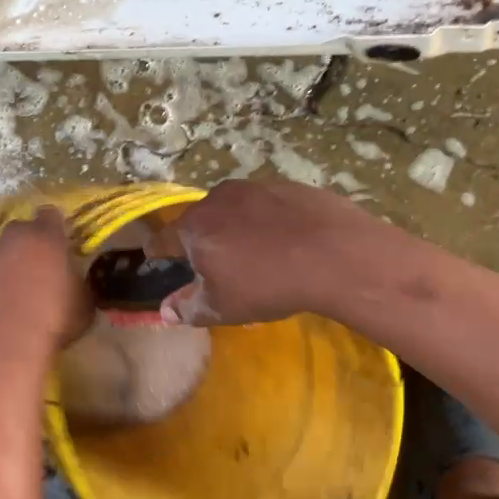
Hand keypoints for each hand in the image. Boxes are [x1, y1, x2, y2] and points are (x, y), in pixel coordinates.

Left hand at [0, 206, 92, 363]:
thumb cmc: (53, 319)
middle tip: (38, 266)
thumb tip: (72, 280)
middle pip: (21, 230)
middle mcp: (12, 237)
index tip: (59, 240)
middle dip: (29, 243)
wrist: (4, 341)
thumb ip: (77, 281)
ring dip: (6, 262)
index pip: (50, 214)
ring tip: (15, 289)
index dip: (55, 225)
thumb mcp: (83, 303)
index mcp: (44, 236)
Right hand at [158, 180, 400, 325]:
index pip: (162, 239)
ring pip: (234, 209)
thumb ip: (190, 307)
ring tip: (261, 252)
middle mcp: (214, 199)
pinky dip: (272, 220)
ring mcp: (252, 188)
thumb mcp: (225, 306)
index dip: (160, 254)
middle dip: (204, 240)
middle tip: (222, 265)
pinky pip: (269, 205)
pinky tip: (293, 241)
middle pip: (199, 221)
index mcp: (192, 227)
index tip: (163, 263)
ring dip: (239, 227)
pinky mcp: (288, 186)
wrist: (338, 255)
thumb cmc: (269, 283)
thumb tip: (164, 311)